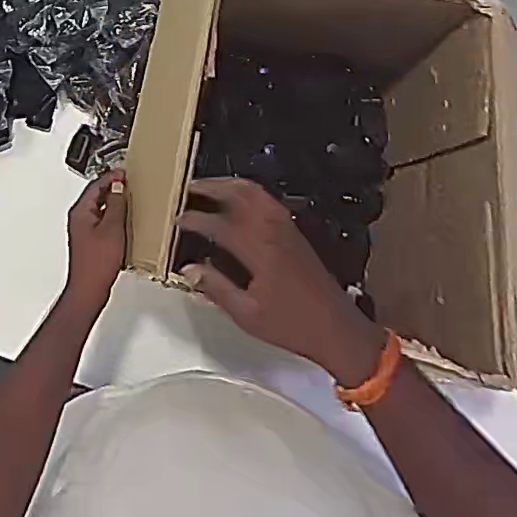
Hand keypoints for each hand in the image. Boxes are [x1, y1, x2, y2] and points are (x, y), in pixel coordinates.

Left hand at [63, 169, 127, 308]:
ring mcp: (83, 230)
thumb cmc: (97, 262)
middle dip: (112, 187)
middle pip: (96, 195)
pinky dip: (113, 216)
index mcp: (81, 211)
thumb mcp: (112, 228)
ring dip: (113, 202)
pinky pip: (102, 220)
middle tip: (127, 182)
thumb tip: (118, 187)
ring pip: (99, 208)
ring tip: (128, 198)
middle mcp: (79, 218)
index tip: (123, 172)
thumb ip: (115, 205)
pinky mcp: (90, 241)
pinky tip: (124, 221)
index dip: (111, 176)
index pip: (95, 185)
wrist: (89, 288)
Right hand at [180, 178, 387, 384]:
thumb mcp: (248, 315)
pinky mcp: (294, 231)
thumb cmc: (293, 325)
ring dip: (228, 185)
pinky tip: (237, 199)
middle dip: (210, 188)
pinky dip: (247, 191)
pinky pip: (266, 199)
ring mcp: (285, 228)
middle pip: (237, 194)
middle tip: (187, 190)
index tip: (177, 222)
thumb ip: (216, 288)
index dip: (194, 220)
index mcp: (258, 250)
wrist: (339, 331)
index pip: (218, 224)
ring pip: (254, 192)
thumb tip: (189, 269)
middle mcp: (272, 231)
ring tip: (208, 187)